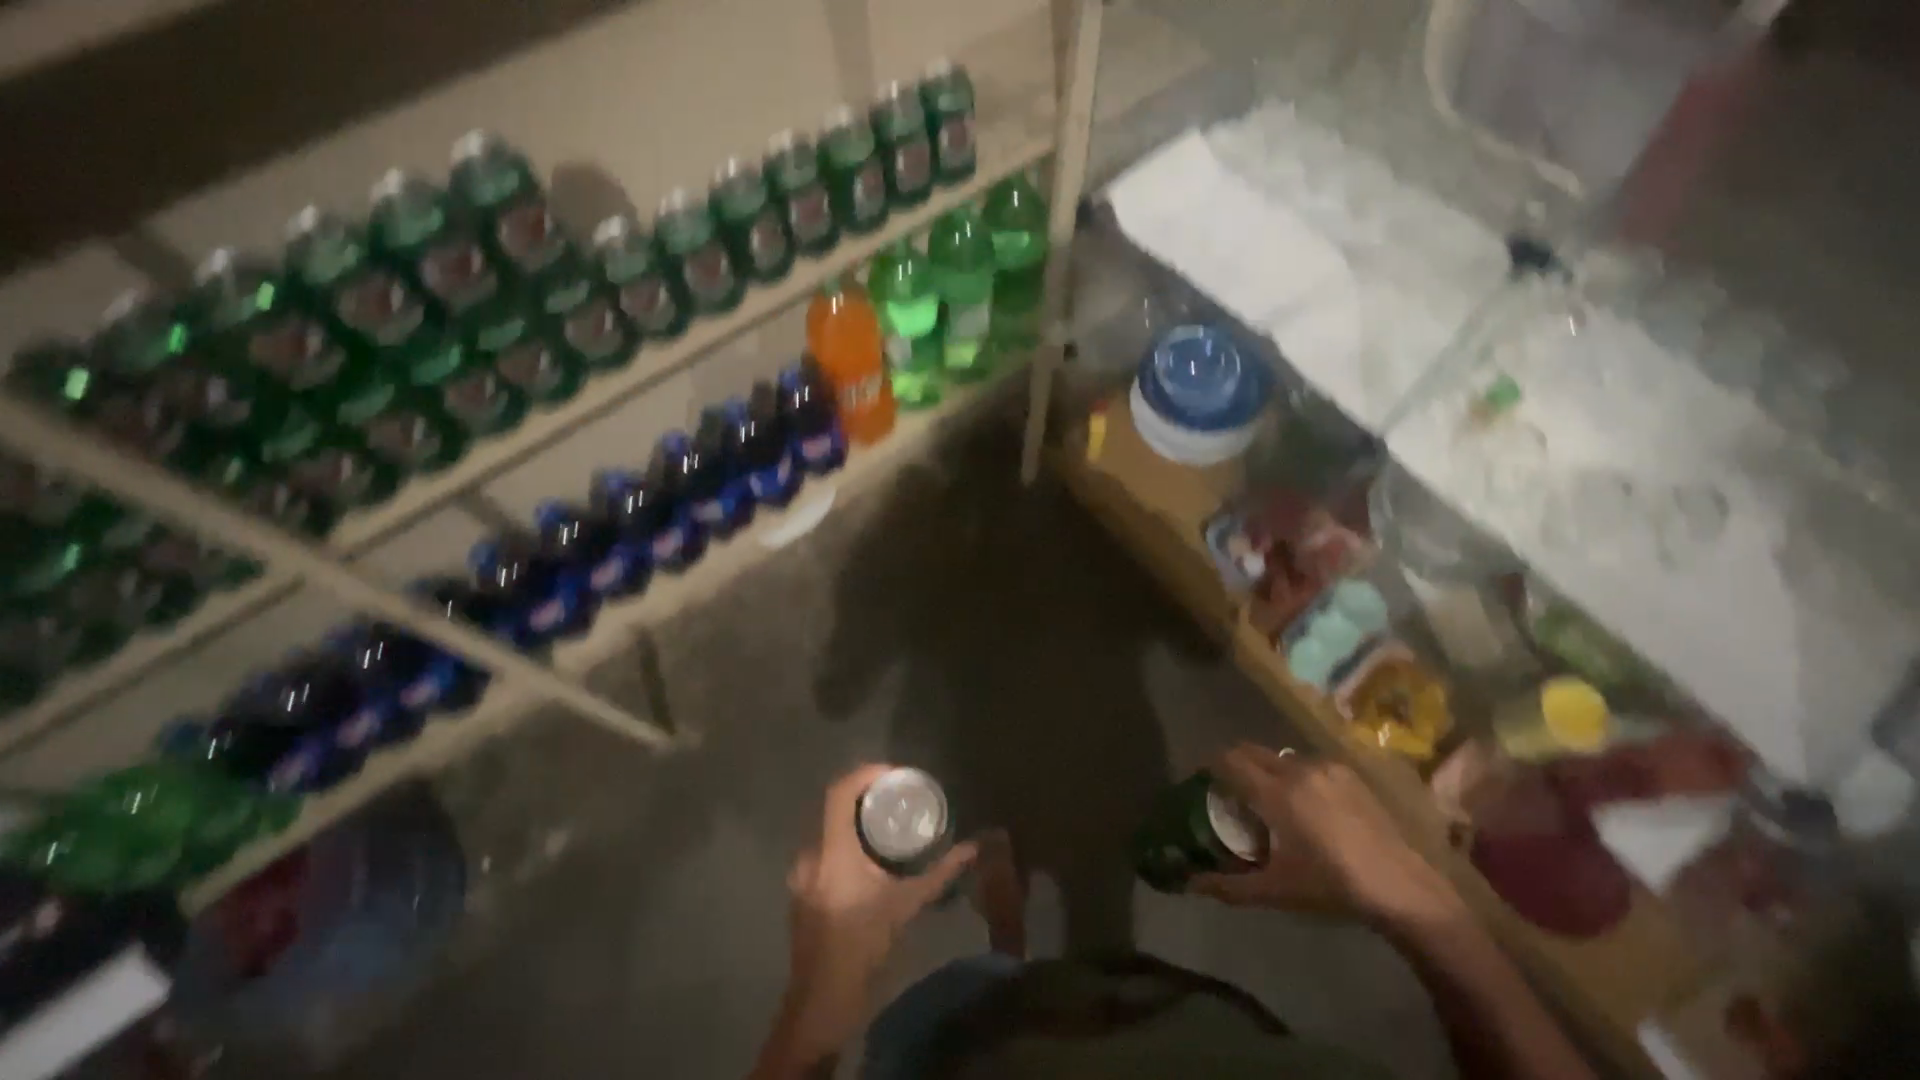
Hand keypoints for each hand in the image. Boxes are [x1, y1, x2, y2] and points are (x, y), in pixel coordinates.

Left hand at [779, 765, 977, 1053]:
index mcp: (832, 852)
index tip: (895, 774)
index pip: (839, 792)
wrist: (822, 1000)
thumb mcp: (906, 907)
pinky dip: (844, 840)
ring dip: (854, 818)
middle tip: (897, 793)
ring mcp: (801, 873)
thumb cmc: (863, 947)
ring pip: (825, 828)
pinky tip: (869, 854)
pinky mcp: (802, 889)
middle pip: (831, 806)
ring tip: (887, 818)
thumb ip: (939, 875)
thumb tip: (972, 848)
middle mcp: (810, 854)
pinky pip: (822, 848)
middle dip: (864, 794)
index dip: (865, 774)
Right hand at [1192, 745, 1462, 929]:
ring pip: (1280, 757)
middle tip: (1230, 793)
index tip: (1204, 784)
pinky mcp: (1349, 773)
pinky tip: (1304, 805)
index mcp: (1275, 793)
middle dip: (1234, 765)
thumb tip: (1190, 884)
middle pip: (1250, 751)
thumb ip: (1228, 886)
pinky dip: (1294, 775)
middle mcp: (1297, 769)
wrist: (1401, 886)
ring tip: (1269, 802)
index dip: (1210, 767)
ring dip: (1265, 771)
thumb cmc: (1331, 886)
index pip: (1228, 760)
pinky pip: (1307, 764)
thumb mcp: (1275, 890)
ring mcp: (1326, 768)